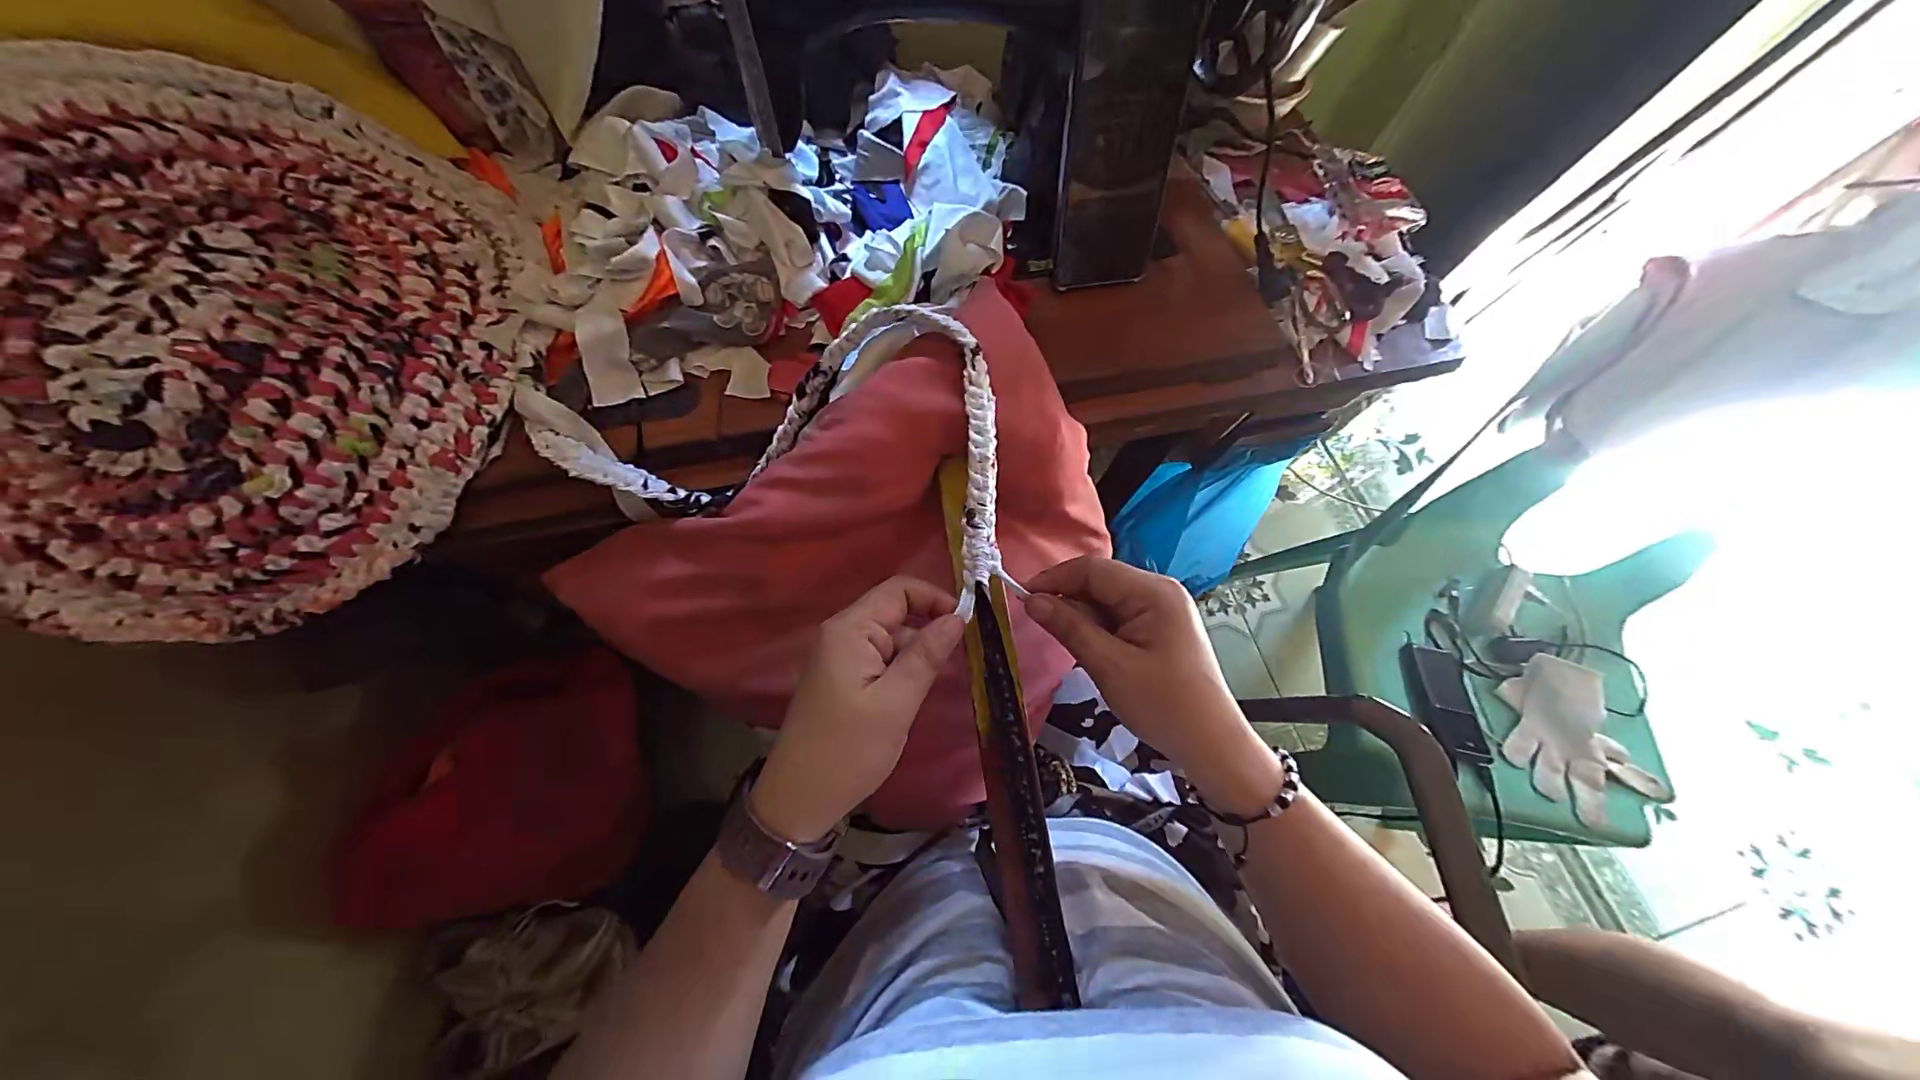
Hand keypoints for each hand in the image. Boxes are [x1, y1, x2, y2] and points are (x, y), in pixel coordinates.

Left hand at [751, 577, 965, 843]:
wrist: (800, 798)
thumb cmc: (848, 750)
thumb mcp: (896, 703)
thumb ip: (926, 656)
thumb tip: (957, 617)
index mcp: (849, 630)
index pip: (898, 589)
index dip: (935, 598)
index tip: (966, 623)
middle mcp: (841, 634)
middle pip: (896, 613)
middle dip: (928, 632)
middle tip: (955, 666)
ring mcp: (840, 656)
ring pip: (892, 639)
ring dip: (916, 656)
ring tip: (930, 691)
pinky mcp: (842, 677)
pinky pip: (880, 659)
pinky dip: (901, 671)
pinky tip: (910, 698)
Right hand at [1024, 556, 1283, 816]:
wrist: (1210, 743)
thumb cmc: (1163, 705)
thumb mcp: (1109, 666)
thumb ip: (1069, 627)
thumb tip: (1031, 600)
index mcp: (1153, 592)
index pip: (1092, 569)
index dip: (1053, 578)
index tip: (1020, 596)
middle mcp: (1159, 590)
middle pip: (1099, 581)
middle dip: (1066, 598)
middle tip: (1038, 624)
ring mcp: (1161, 608)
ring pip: (1105, 599)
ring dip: (1081, 616)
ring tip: (1066, 643)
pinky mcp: (1159, 626)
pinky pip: (1118, 615)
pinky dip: (1097, 628)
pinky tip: (1088, 648)